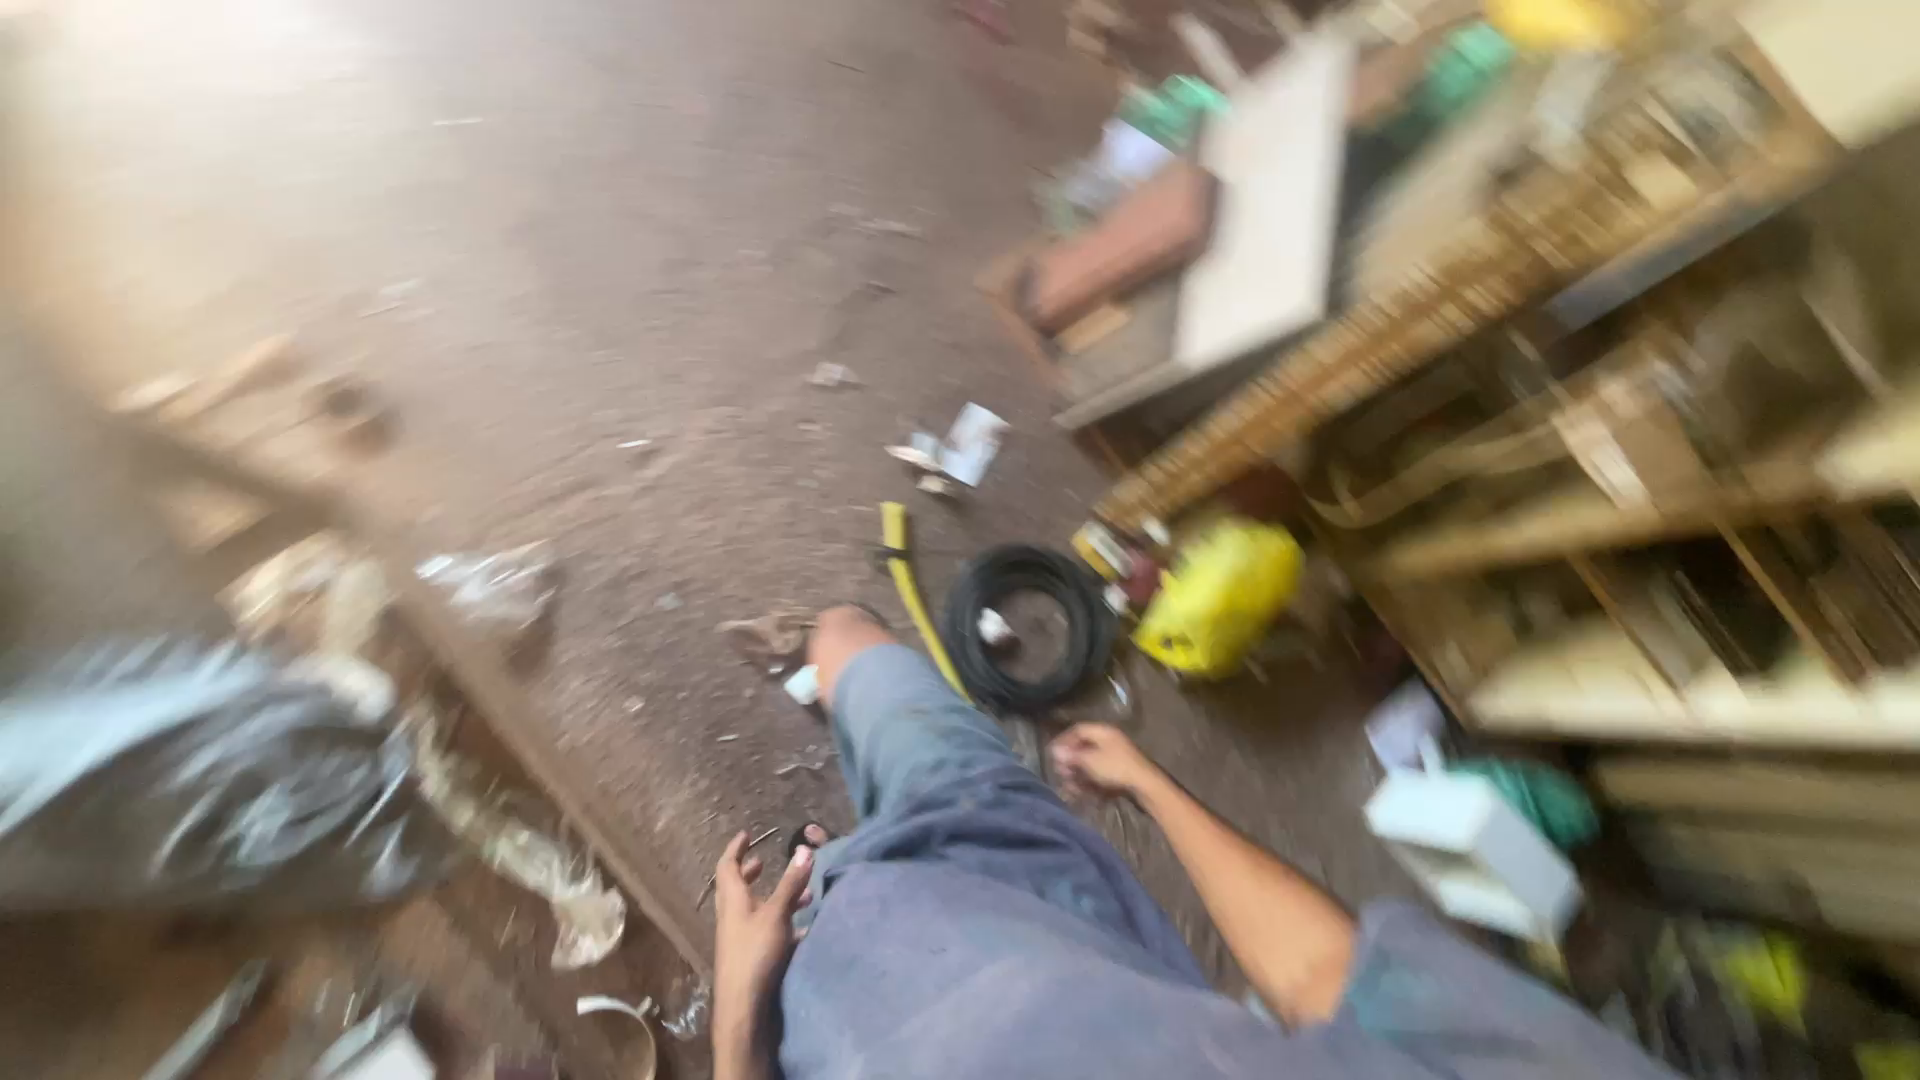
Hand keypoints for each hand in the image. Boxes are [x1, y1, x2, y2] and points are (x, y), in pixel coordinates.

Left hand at [712, 832, 812, 1078]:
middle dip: (751, 873)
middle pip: (737, 888)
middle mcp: (732, 917)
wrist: (742, 1008)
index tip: (747, 835)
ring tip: (800, 894)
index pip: (727, 866)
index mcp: (732, 901)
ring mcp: (739, 939)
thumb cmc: (755, 953)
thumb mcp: (777, 914)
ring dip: (773, 898)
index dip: (736, 849)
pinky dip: (781, 922)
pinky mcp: (749, 957)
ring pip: (754, 910)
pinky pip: (764, 930)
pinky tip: (803, 928)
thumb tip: (804, 848)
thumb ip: (792, 883)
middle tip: (765, 861)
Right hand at [1049, 723, 1161, 800]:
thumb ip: (1071, 755)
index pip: (1078, 730)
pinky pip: (1100, 776)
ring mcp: (1117, 758)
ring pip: (1091, 765)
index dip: (1063, 740)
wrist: (1146, 786)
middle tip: (1062, 774)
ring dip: (1079, 776)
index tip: (1053, 754)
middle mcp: (1110, 741)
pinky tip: (1085, 794)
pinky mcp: (1121, 774)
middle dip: (1071, 762)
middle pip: (1084, 748)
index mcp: (1103, 732)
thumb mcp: (1090, 760)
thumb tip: (1055, 750)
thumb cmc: (1116, 768)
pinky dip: (1091, 783)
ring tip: (1072, 788)